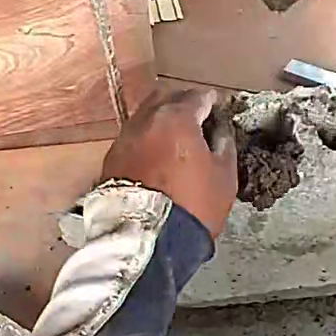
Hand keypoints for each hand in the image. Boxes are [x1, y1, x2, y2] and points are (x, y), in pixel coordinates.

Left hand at [101, 85, 237, 236]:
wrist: (148, 238)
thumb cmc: (193, 206)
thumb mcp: (224, 176)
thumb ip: (224, 144)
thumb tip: (220, 129)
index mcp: (176, 118)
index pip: (198, 97)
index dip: (212, 102)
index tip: (219, 107)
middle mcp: (146, 120)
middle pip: (165, 98)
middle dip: (182, 103)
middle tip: (197, 118)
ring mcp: (124, 139)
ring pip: (145, 117)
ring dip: (161, 121)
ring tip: (176, 138)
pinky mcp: (111, 160)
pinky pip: (133, 139)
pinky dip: (147, 140)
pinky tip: (157, 155)